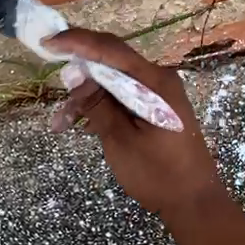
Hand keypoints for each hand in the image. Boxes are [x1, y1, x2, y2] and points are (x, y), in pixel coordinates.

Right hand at [45, 28, 226, 217]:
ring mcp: (159, 92)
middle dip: (79, 74)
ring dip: (87, 97)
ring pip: (114, 82)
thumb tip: (72, 73)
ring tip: (62, 123)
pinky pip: (123, 95)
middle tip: (53, 89)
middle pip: (111, 62)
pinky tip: (83, 126)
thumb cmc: (159, 175)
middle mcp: (158, 79)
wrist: (195, 203)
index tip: (48, 42)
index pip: (111, 49)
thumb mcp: (120, 140)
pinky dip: (102, 106)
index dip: (77, 41)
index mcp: (155, 82)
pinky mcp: (156, 106)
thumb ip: (97, 104)